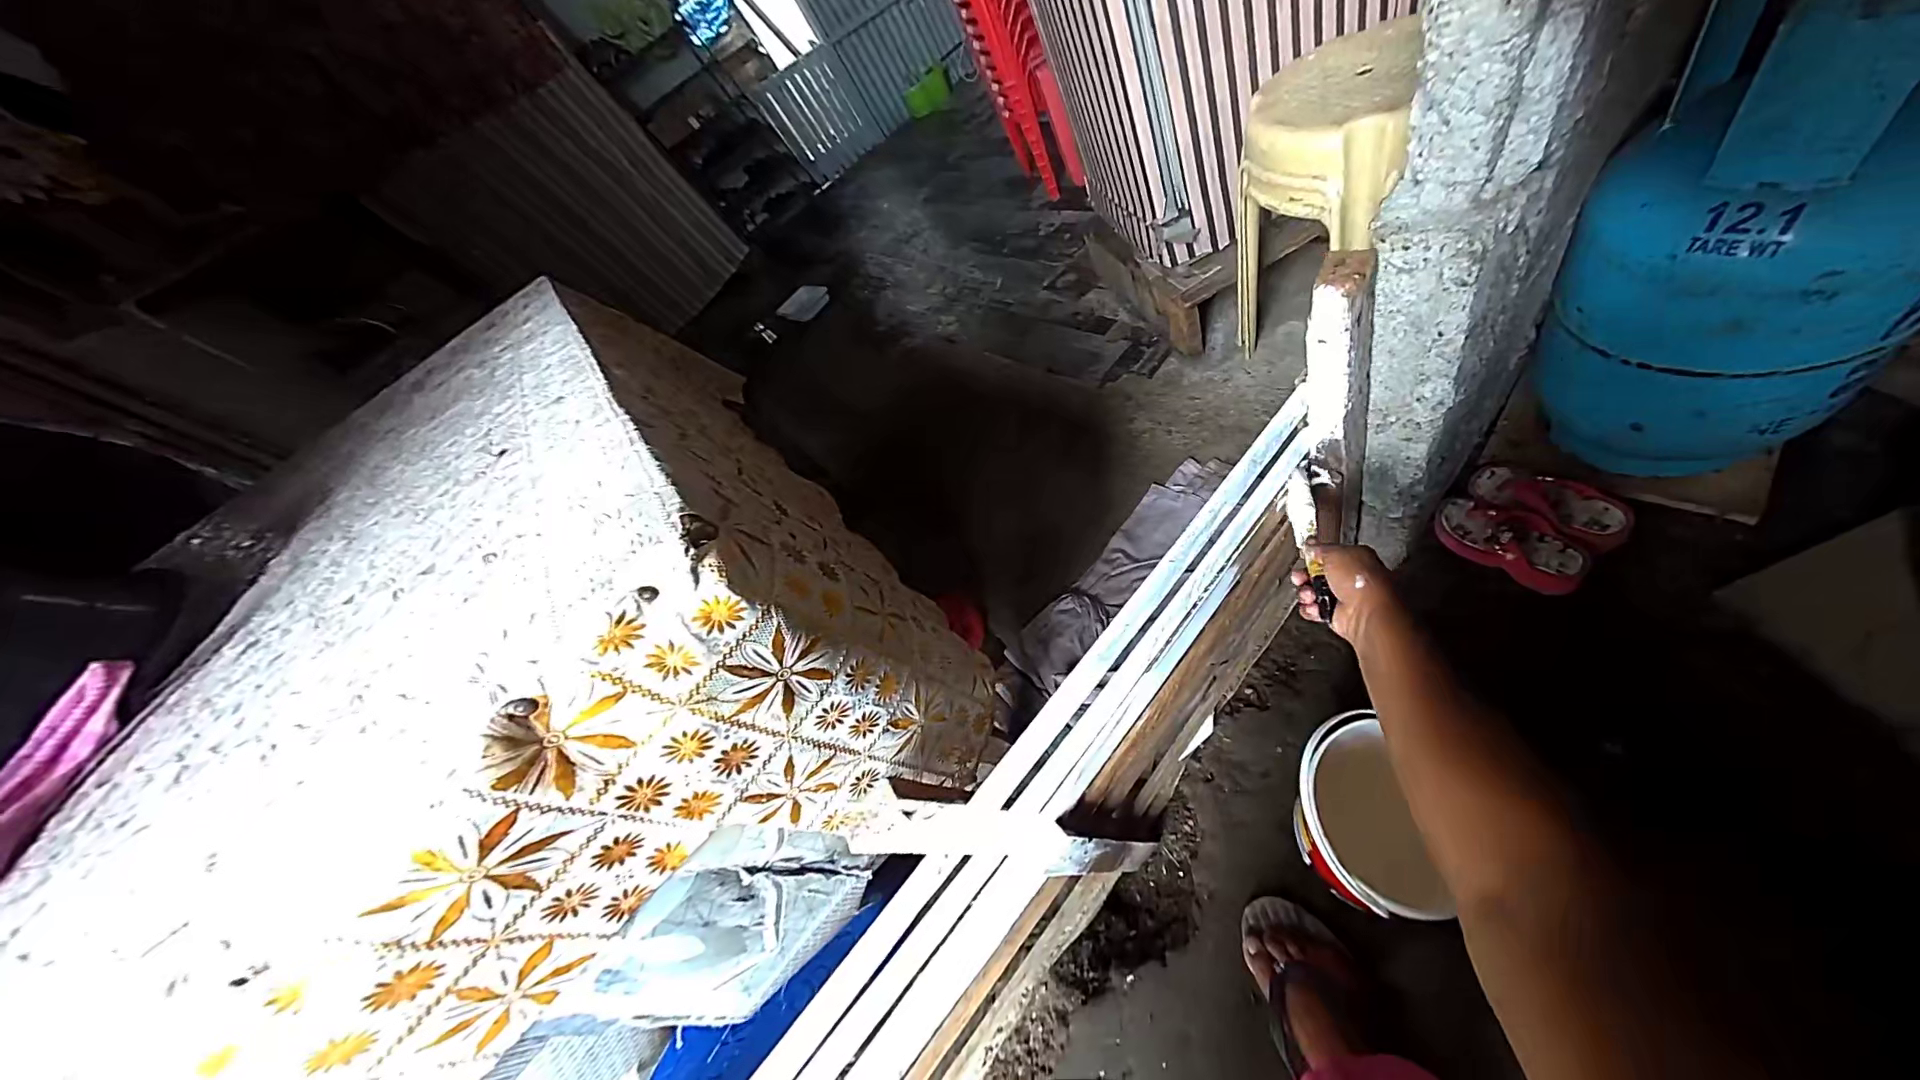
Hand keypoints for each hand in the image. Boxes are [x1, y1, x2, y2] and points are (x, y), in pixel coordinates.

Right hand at [1290, 543, 1396, 642]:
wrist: (1366, 611)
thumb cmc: (1360, 580)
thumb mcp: (1336, 553)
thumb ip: (1321, 548)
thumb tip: (1310, 546)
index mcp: (1356, 560)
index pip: (1331, 555)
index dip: (1315, 556)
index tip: (1305, 556)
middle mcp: (1351, 579)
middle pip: (1318, 575)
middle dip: (1304, 576)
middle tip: (1300, 577)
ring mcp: (1344, 598)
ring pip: (1313, 593)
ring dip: (1306, 592)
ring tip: (1310, 594)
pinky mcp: (1336, 616)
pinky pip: (1314, 611)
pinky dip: (1310, 609)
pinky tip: (1313, 606)